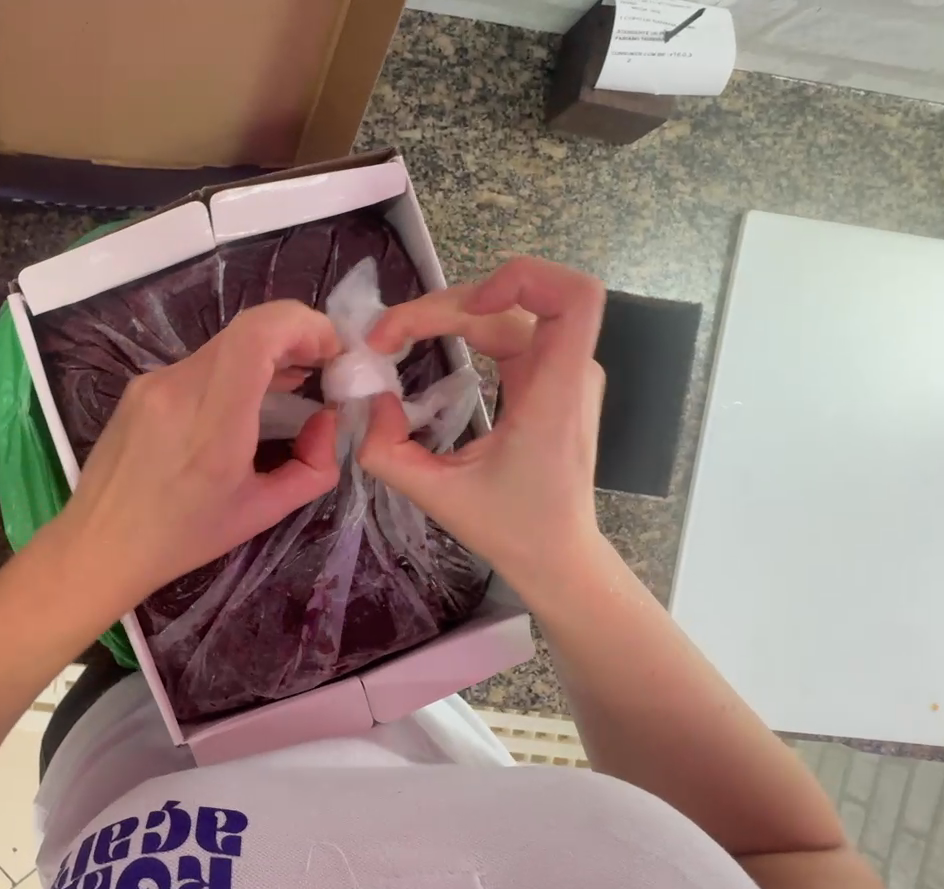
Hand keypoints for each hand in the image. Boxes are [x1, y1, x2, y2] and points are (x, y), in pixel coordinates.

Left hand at [50, 300, 342, 605]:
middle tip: (323, 367)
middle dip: (294, 337)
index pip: (256, 335)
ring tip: (291, 385)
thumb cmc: (183, 537)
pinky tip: (241, 402)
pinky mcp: (139, 387)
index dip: (303, 325)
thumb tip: (326, 419)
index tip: (332, 350)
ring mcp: (152, 383)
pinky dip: (231, 370)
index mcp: (212, 425)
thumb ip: (312, 467)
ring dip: (264, 355)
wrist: (101, 543)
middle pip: (246, 330)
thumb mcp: (261, 513)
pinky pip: (197, 364)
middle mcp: (178, 390)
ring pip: (222, 346)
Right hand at [357, 256, 607, 591]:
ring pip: (509, 311)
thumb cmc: (507, 527)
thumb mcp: (434, 495)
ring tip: (398, 336)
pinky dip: (466, 328)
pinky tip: (431, 342)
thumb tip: (370, 401)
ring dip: (449, 314)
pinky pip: (511, 330)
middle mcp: (568, 372)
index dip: (522, 279)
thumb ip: (387, 450)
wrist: (555, 553)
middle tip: (382, 339)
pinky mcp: (551, 380)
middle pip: (513, 302)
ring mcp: (564, 373)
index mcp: (554, 395)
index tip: (464, 309)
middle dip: (441, 309)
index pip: (573, 299)